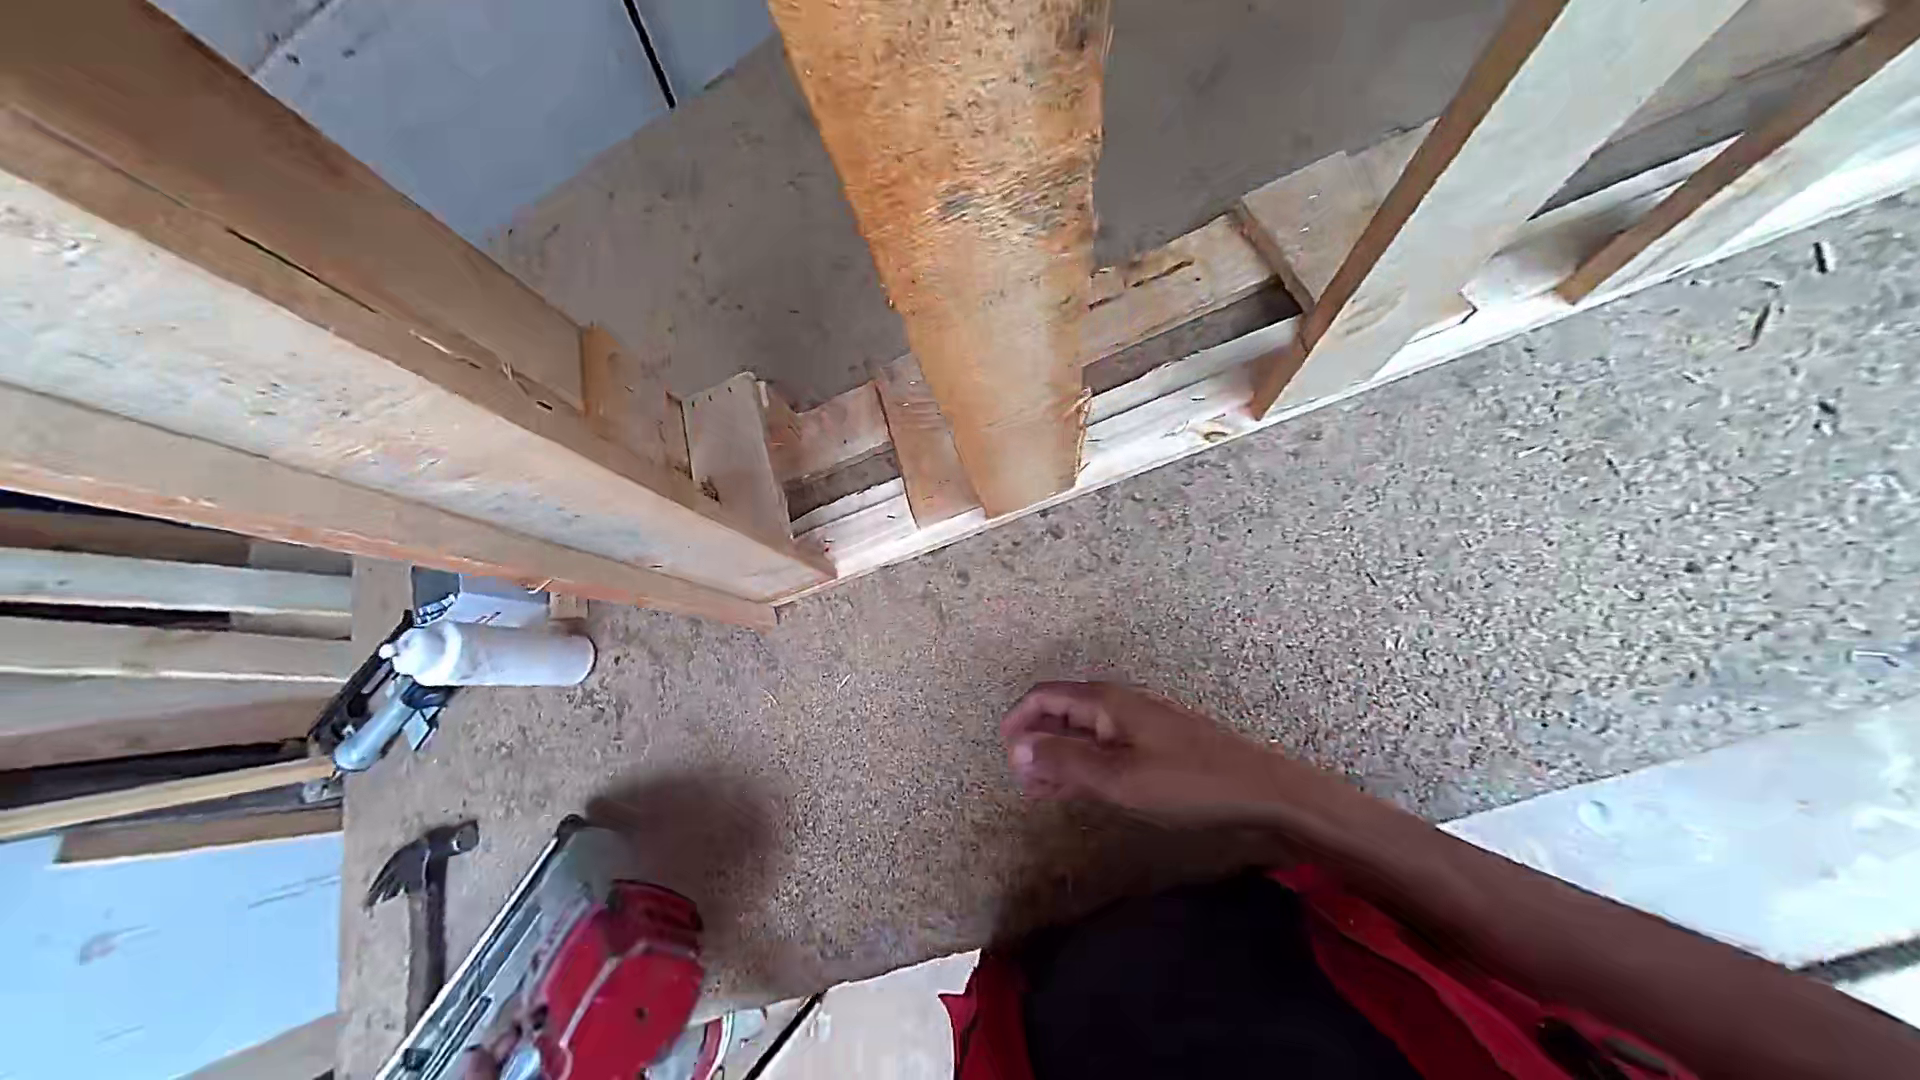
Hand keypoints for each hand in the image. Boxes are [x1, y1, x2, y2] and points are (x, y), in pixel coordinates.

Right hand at [1000, 681, 1300, 823]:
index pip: (1044, 696)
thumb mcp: (1118, 777)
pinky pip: (1104, 748)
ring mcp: (1136, 724)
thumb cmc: (1186, 781)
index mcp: (1105, 702)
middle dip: (1034, 740)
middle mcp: (1117, 705)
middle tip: (1019, 778)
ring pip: (1082, 733)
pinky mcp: (1153, 744)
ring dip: (1056, 756)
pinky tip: (1074, 789)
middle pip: (1061, 713)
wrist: (1260, 790)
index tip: (1002, 751)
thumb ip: (1064, 761)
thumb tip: (1017, 748)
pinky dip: (1082, 765)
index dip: (1018, 719)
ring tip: (1037, 789)